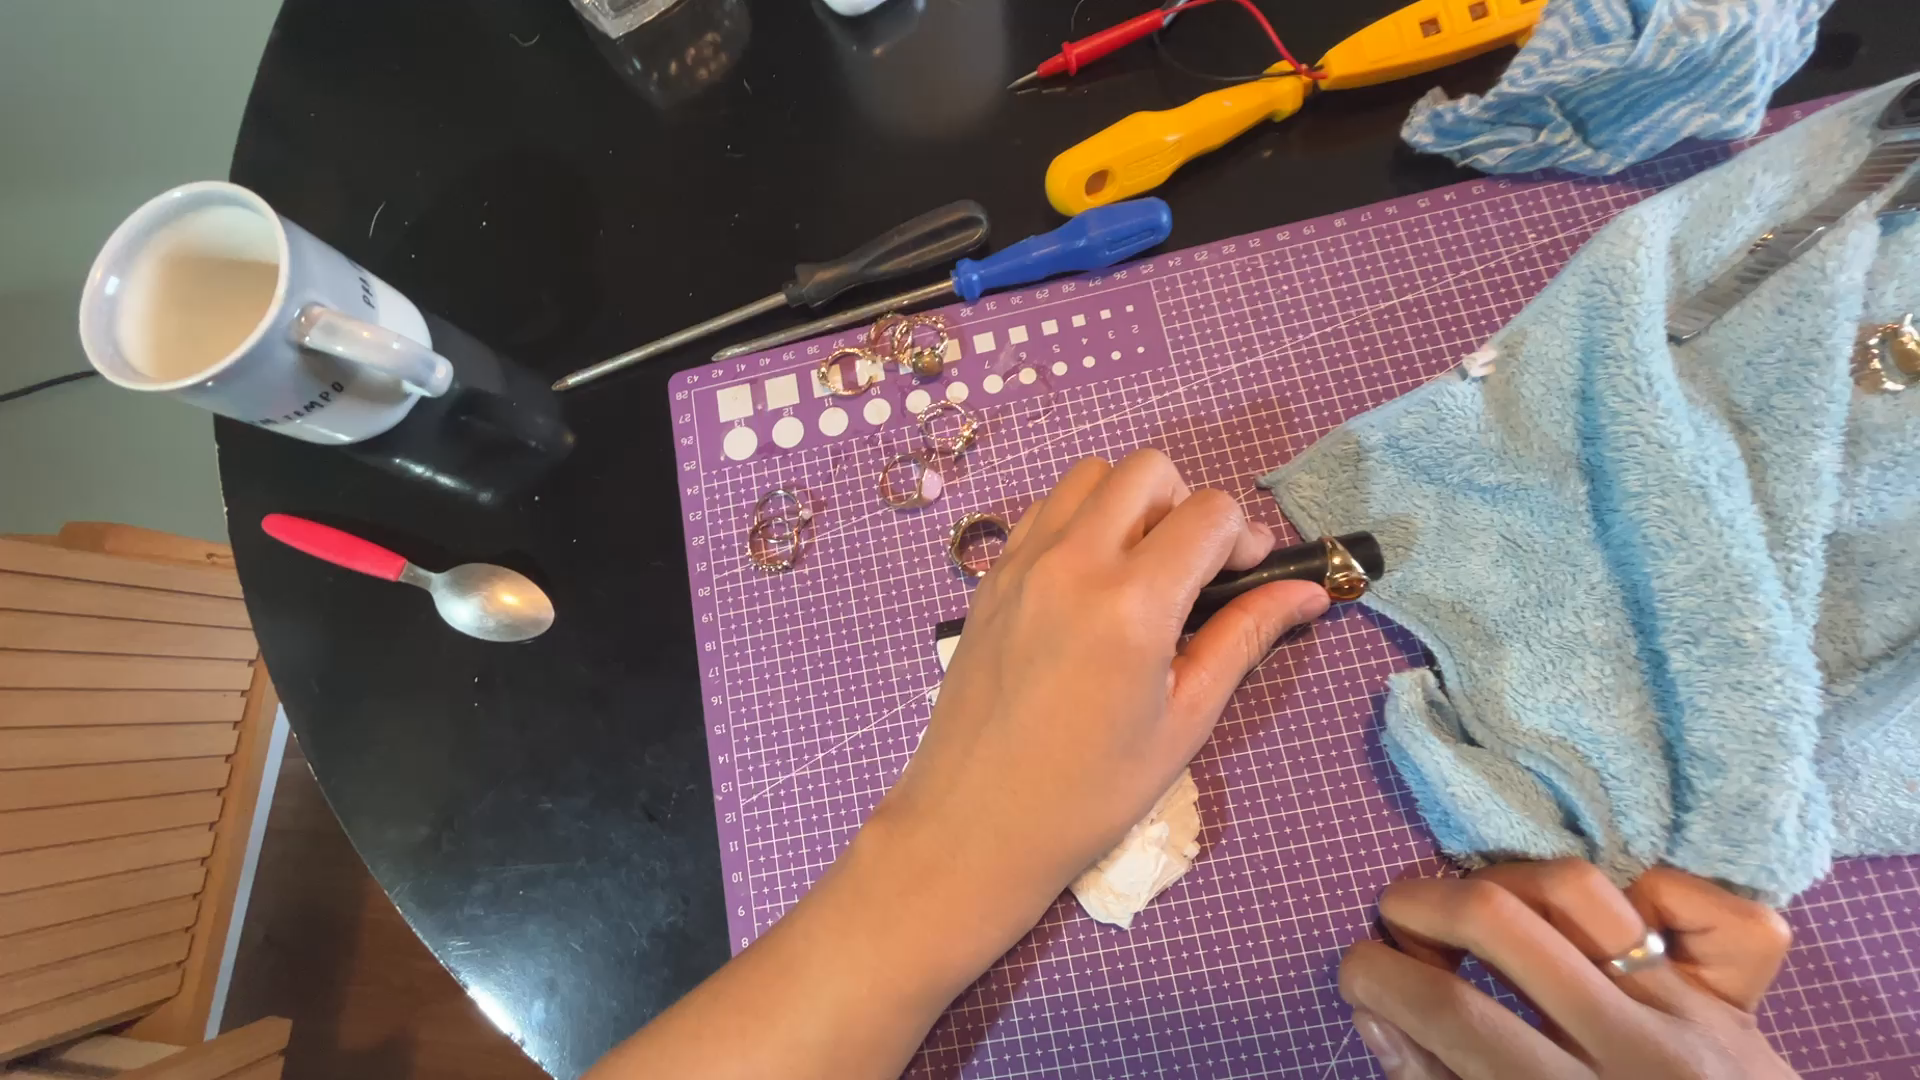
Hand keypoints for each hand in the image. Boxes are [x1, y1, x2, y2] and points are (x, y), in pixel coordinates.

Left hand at [865, 449, 1330, 965]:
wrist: (976, 816)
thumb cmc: (1091, 788)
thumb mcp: (1184, 719)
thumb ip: (1243, 637)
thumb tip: (1307, 591)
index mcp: (1131, 601)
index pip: (1209, 510)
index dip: (1244, 535)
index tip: (1243, 576)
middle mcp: (1072, 559)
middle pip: (1147, 469)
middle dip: (1186, 503)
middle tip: (1190, 567)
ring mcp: (1022, 559)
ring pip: (1089, 476)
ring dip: (1129, 502)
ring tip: (1138, 567)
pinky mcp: (991, 573)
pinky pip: (1044, 510)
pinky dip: (1079, 519)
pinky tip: (1086, 580)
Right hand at [1338, 859, 1796, 1078]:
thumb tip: (1371, 1005)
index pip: (1449, 1010)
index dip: (1371, 974)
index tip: (1357, 976)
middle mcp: (1647, 1057)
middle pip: (1493, 918)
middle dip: (1412, 907)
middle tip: (1404, 939)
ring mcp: (1702, 1022)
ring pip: (1573, 886)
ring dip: (1498, 886)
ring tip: (1482, 923)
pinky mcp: (1743, 1007)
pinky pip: (1727, 918)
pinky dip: (1664, 897)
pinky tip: (1612, 926)